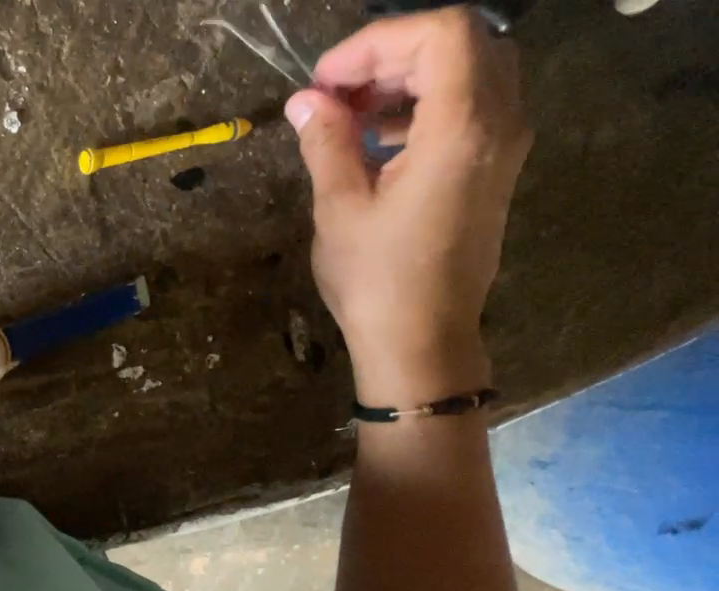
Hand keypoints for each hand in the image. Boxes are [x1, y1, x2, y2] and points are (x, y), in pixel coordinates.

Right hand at [287, 7, 532, 403]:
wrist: (420, 334)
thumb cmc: (374, 277)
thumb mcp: (339, 208)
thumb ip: (327, 143)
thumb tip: (306, 101)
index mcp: (462, 127)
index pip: (440, 35)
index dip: (375, 43)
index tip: (322, 80)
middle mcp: (499, 121)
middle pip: (460, 43)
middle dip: (390, 56)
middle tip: (331, 94)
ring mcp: (504, 142)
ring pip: (469, 70)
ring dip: (406, 79)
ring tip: (347, 116)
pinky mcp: (494, 163)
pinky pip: (470, 104)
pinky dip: (423, 104)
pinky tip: (376, 139)